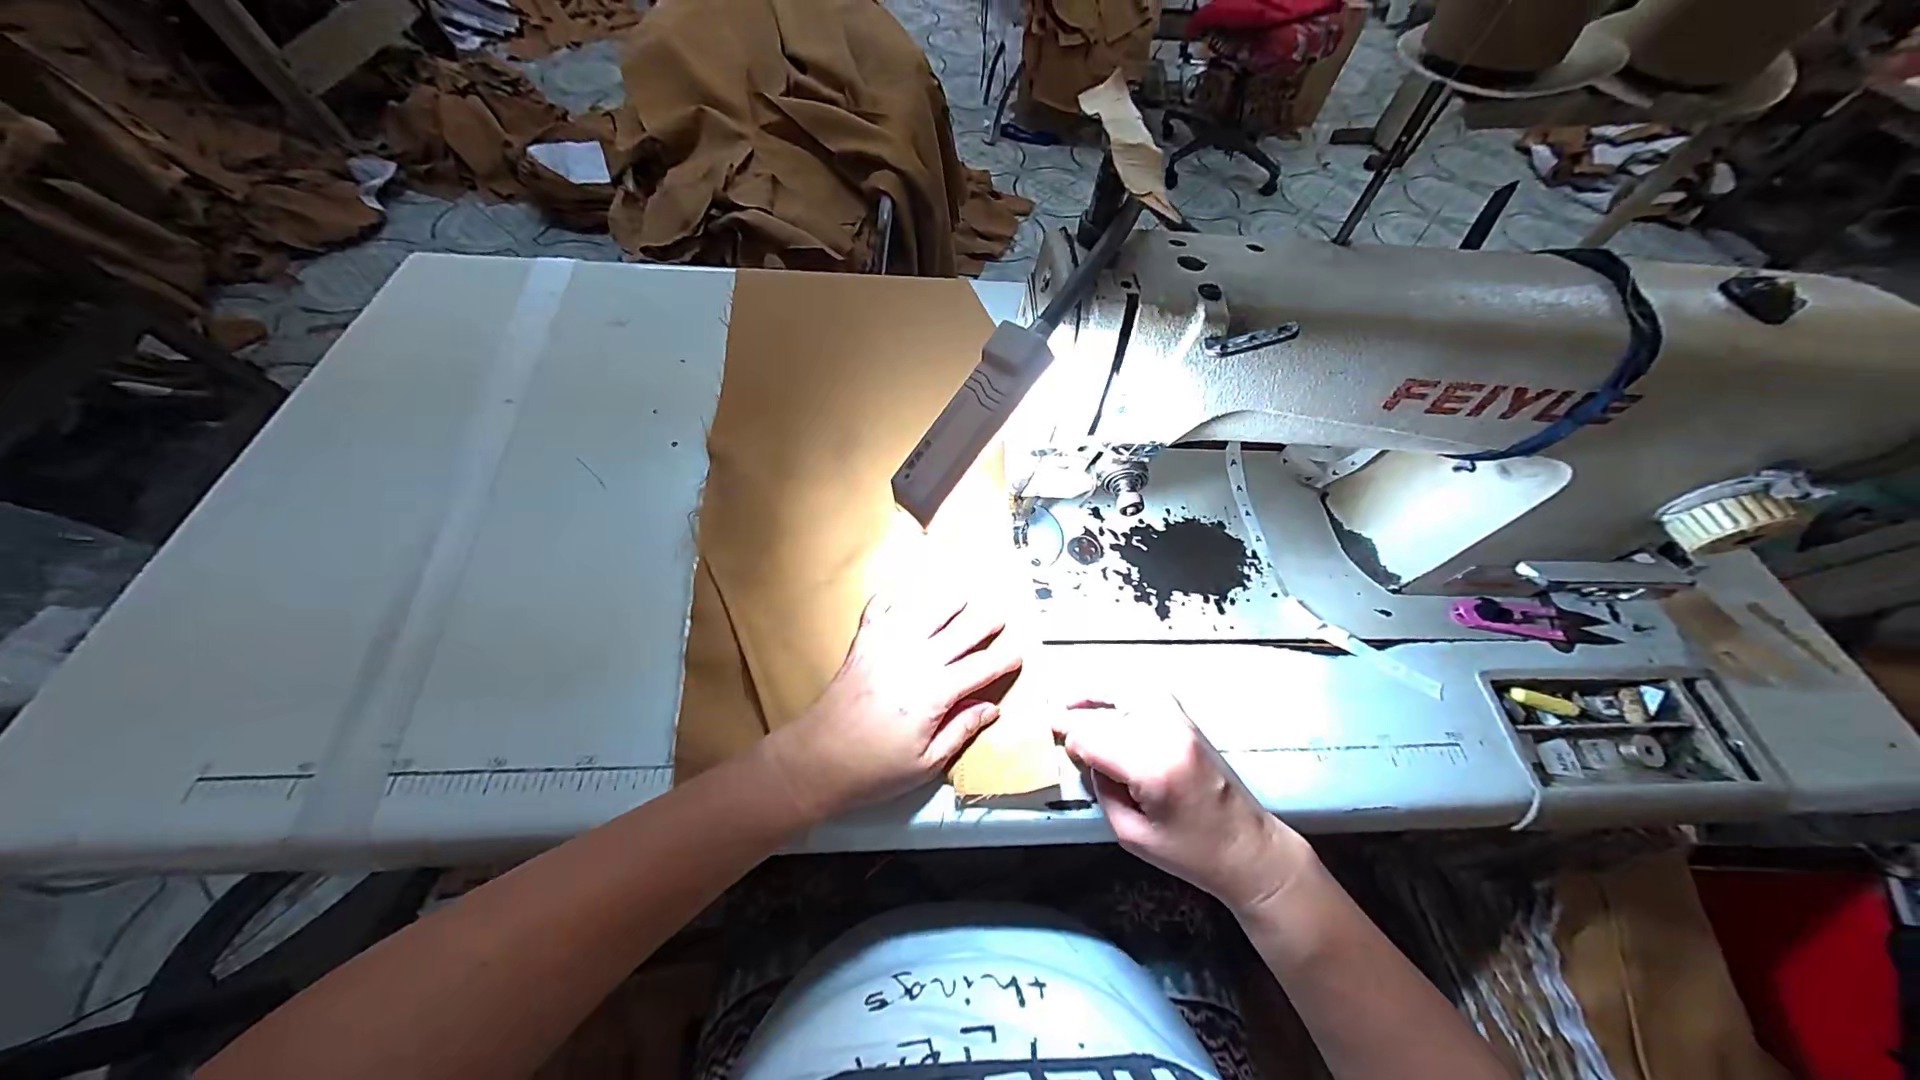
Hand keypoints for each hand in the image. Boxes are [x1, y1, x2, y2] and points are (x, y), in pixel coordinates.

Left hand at [759, 589, 1022, 820]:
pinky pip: (877, 615)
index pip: (978, 670)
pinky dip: (888, 601)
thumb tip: (990, 709)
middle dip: (981, 625)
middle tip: (998, 617)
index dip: (1001, 662)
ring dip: (944, 605)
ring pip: (922, 617)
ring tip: (961, 597)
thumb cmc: (873, 769)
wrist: (816, 760)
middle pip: (956, 635)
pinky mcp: (861, 649)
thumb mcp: (926, 763)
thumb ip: (960, 730)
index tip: (1017, 654)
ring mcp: (884, 650)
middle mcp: (913, 662)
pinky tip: (896, 593)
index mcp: (933, 693)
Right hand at [1054, 699, 1314, 914]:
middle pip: (1107, 712)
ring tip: (1074, 701)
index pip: (1093, 738)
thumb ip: (1103, 791)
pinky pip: (1149, 693)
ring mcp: (1182, 724)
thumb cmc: (1192, 853)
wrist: (1249, 849)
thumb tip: (1089, 758)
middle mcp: (1167, 735)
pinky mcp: (1189, 722)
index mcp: (1153, 768)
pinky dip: (1124, 692)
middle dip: (1078, 716)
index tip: (1057, 743)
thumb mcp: (1131, 835)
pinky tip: (1108, 701)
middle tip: (1053, 717)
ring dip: (1099, 695)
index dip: (1071, 741)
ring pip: (1129, 692)